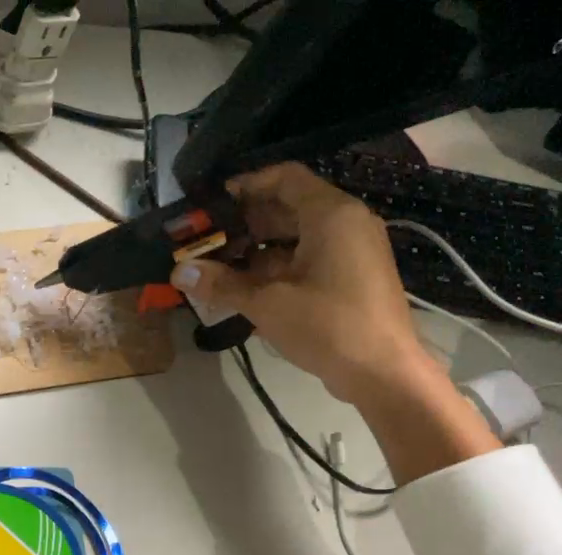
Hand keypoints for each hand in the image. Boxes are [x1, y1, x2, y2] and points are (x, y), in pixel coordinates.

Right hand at [169, 163, 442, 409]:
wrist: (381, 369)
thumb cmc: (327, 325)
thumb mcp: (267, 303)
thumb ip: (222, 284)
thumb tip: (179, 271)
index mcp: (331, 215)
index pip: (284, 178)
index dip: (245, 186)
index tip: (209, 205)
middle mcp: (344, 222)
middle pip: (287, 205)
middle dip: (243, 221)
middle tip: (204, 241)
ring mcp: (349, 248)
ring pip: (294, 233)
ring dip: (254, 246)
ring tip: (216, 266)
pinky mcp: (348, 273)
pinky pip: (306, 255)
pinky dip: (274, 264)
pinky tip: (243, 285)